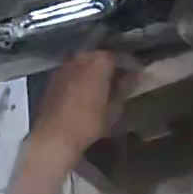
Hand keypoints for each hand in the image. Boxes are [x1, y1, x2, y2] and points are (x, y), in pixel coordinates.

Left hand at [25, 50, 123, 166]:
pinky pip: (74, 72)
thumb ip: (125, 88)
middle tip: (122, 80)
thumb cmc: (88, 122)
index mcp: (100, 60)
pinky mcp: (54, 77)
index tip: (139, 75)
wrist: (53, 136)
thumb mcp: (114, 108)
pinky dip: (82, 78)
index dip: (132, 67)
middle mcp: (82, 57)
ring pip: (86, 64)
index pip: (122, 58)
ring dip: (96, 72)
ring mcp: (65, 65)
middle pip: (102, 57)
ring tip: (105, 86)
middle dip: (113, 67)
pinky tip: (87, 92)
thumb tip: (133, 78)